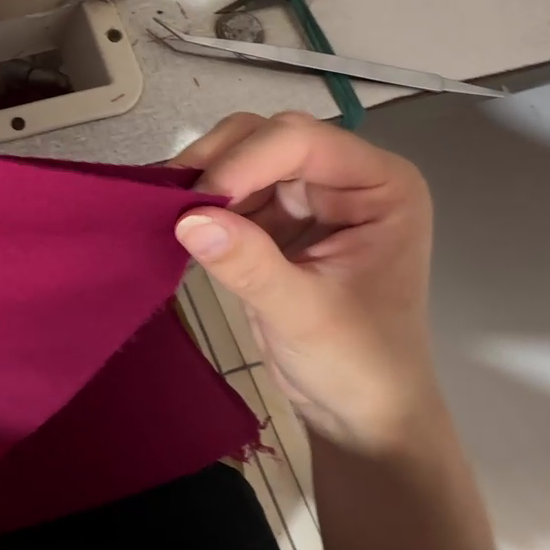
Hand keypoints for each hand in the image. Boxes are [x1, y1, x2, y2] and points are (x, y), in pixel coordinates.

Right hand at [171, 112, 439, 454]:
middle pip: (265, 136)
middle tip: (173, 206)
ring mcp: (309, 196)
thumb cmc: (358, 365)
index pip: (300, 141)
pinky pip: (228, 190)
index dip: (244, 162)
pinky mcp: (276, 218)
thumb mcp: (305, 316)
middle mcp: (345, 177)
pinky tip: (178, 225)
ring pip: (239, 155)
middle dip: (216, 165)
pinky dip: (199, 203)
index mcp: (380, 186)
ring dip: (201, 182)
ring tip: (169, 217)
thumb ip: (250, 265)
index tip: (197, 205)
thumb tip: (186, 218)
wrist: (361, 413)